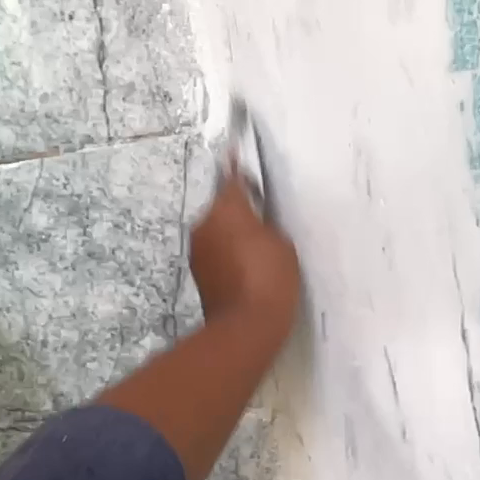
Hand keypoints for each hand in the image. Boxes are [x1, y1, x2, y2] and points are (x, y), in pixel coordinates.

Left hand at [188, 168, 300, 329]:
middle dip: (238, 211)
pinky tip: (245, 270)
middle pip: (223, 207)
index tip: (238, 152)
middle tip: (261, 221)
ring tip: (255, 251)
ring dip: (231, 236)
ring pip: (217, 231)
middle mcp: (204, 223)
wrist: (245, 327)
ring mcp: (197, 250)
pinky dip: (227, 256)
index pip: (233, 177)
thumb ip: (266, 225)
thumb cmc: (270, 279)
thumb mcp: (282, 244)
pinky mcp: (198, 273)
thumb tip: (254, 224)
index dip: (240, 167)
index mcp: (227, 208)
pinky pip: (215, 253)